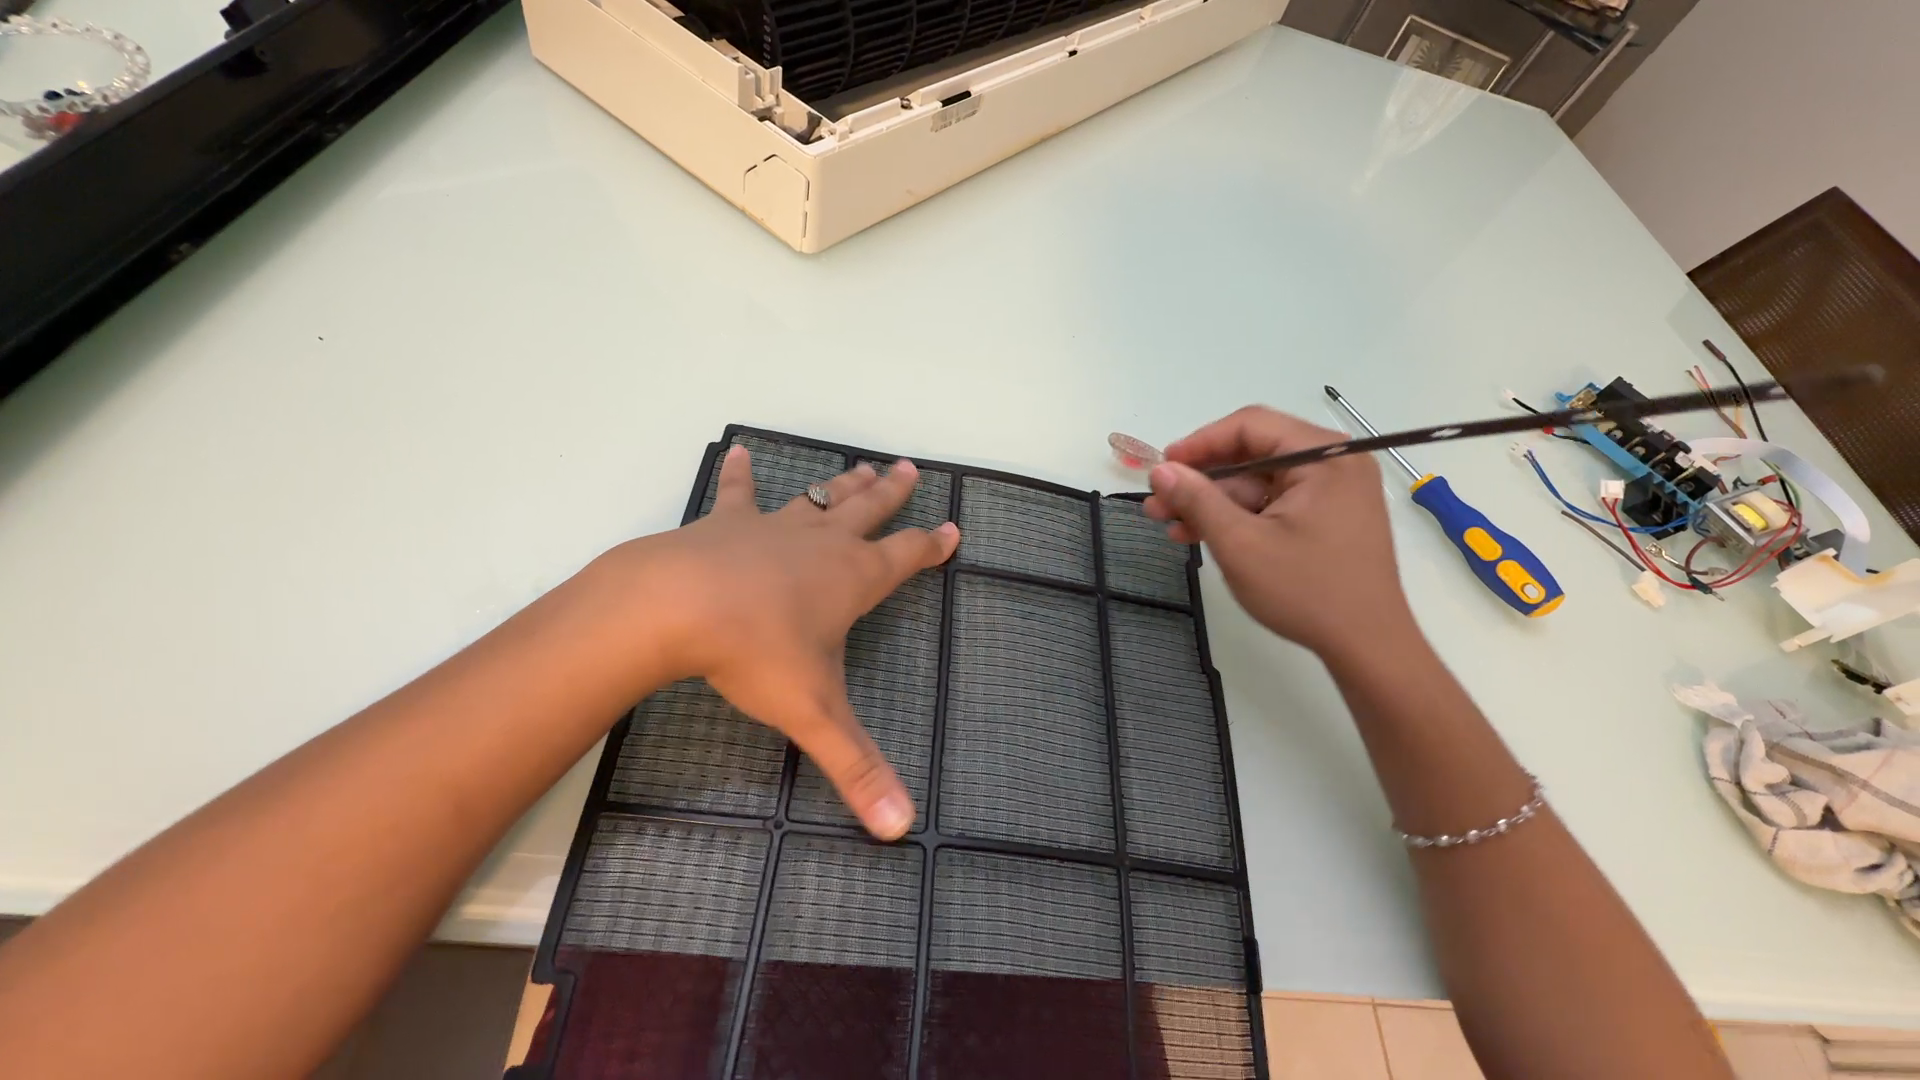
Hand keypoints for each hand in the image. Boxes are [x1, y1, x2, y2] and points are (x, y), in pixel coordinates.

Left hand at [606, 446, 958, 839]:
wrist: (677, 605)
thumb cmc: (756, 653)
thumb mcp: (815, 715)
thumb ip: (857, 769)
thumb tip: (901, 830)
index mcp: (852, 580)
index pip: (906, 558)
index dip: (931, 546)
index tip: (953, 529)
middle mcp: (822, 545)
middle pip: (868, 511)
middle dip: (892, 493)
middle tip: (908, 467)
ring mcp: (773, 527)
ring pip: (819, 497)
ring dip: (842, 483)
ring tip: (861, 464)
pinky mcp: (725, 523)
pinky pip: (737, 492)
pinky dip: (739, 474)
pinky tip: (738, 451)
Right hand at [1142, 406, 1414, 657]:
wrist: (1368, 647)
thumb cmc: (1307, 591)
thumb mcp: (1241, 544)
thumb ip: (1198, 500)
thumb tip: (1160, 469)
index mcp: (1324, 457)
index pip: (1251, 425)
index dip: (1199, 443)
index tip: (1162, 467)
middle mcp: (1334, 464)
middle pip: (1253, 454)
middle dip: (1201, 480)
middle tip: (1157, 503)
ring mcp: (1334, 492)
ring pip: (1259, 483)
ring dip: (1213, 502)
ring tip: (1169, 526)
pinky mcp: (1329, 518)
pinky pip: (1274, 504)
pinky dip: (1239, 517)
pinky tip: (1201, 535)